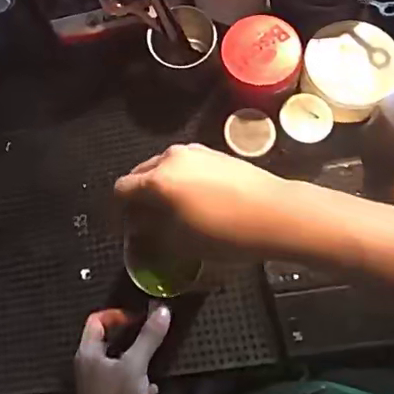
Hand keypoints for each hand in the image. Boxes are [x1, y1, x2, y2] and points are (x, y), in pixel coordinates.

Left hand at [75, 305, 169, 393]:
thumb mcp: (136, 367)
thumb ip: (148, 337)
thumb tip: (162, 309)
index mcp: (87, 355)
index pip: (96, 321)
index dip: (117, 314)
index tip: (139, 317)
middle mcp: (87, 369)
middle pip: (106, 341)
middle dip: (129, 336)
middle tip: (150, 331)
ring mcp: (97, 389)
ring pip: (117, 364)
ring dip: (135, 358)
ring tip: (155, 355)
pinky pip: (123, 384)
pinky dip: (137, 381)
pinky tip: (153, 388)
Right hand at [114, 144, 301, 258]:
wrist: (276, 213)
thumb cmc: (225, 233)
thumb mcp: (180, 243)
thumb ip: (149, 233)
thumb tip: (136, 229)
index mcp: (157, 178)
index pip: (121, 190)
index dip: (118, 213)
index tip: (124, 231)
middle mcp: (171, 157)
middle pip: (140, 175)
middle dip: (138, 199)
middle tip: (144, 225)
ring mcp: (195, 151)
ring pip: (164, 169)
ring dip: (159, 189)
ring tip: (170, 214)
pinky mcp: (215, 153)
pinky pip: (185, 167)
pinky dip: (179, 182)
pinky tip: (194, 202)